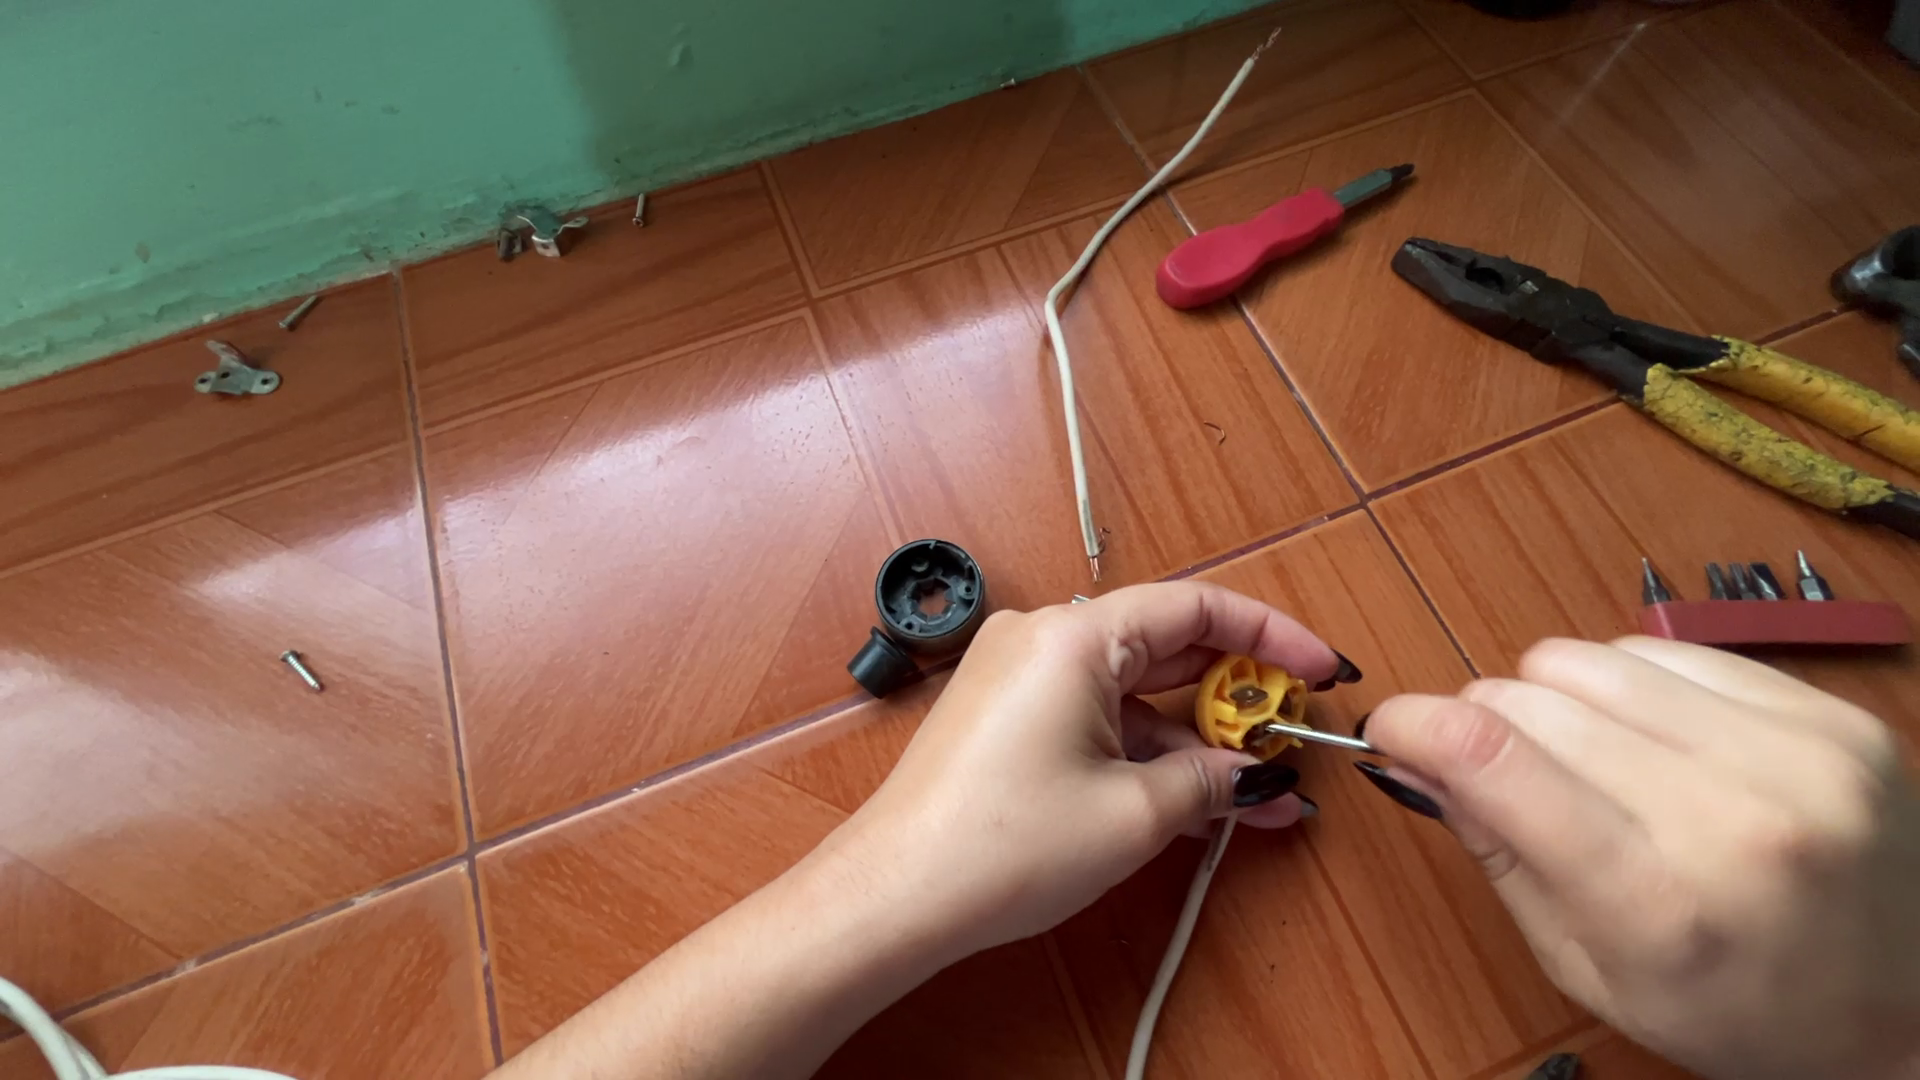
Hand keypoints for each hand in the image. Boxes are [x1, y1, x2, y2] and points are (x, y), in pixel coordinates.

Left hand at [827, 582, 1345, 960]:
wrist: (897, 892)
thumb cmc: (1007, 843)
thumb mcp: (1133, 814)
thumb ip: (1210, 781)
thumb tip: (1260, 777)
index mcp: (1074, 636)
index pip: (1193, 607)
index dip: (1269, 634)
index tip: (1319, 670)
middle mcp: (1042, 637)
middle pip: (1161, 645)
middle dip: (1231, 696)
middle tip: (1292, 740)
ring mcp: (1019, 671)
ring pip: (1129, 687)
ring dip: (1190, 734)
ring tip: (1258, 790)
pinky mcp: (1006, 708)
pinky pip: (1092, 710)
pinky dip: (1140, 746)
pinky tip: (1192, 793)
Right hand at [1365, 637, 1919, 1079]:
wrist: (1912, 1023)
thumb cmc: (1718, 1004)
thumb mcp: (1571, 956)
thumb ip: (1483, 840)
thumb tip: (1408, 748)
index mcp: (1650, 897)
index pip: (1485, 752)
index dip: (1410, 722)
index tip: (1392, 731)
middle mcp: (1729, 814)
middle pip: (1518, 698)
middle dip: (1483, 724)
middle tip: (1512, 773)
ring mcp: (1793, 756)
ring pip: (1571, 658)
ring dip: (1551, 699)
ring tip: (1590, 755)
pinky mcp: (1827, 714)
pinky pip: (1647, 648)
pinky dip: (1622, 686)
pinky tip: (1654, 739)